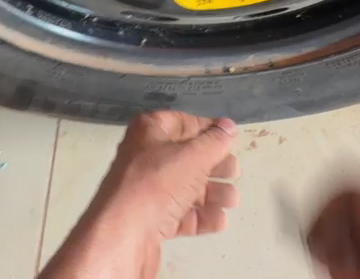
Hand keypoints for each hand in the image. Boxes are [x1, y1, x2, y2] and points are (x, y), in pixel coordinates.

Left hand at [39, 112, 240, 278]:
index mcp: (149, 130)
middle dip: (213, 165)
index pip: (184, 122)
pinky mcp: (150, 220)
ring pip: (185, 187)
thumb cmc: (157, 184)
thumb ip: (214, 142)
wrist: (123, 236)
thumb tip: (230, 126)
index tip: (231, 138)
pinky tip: (219, 220)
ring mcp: (147, 190)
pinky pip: (180, 213)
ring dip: (211, 193)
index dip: (208, 129)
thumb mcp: (192, 157)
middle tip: (235, 172)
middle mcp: (146, 156)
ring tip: (232, 200)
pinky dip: (200, 216)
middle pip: (187, 156)